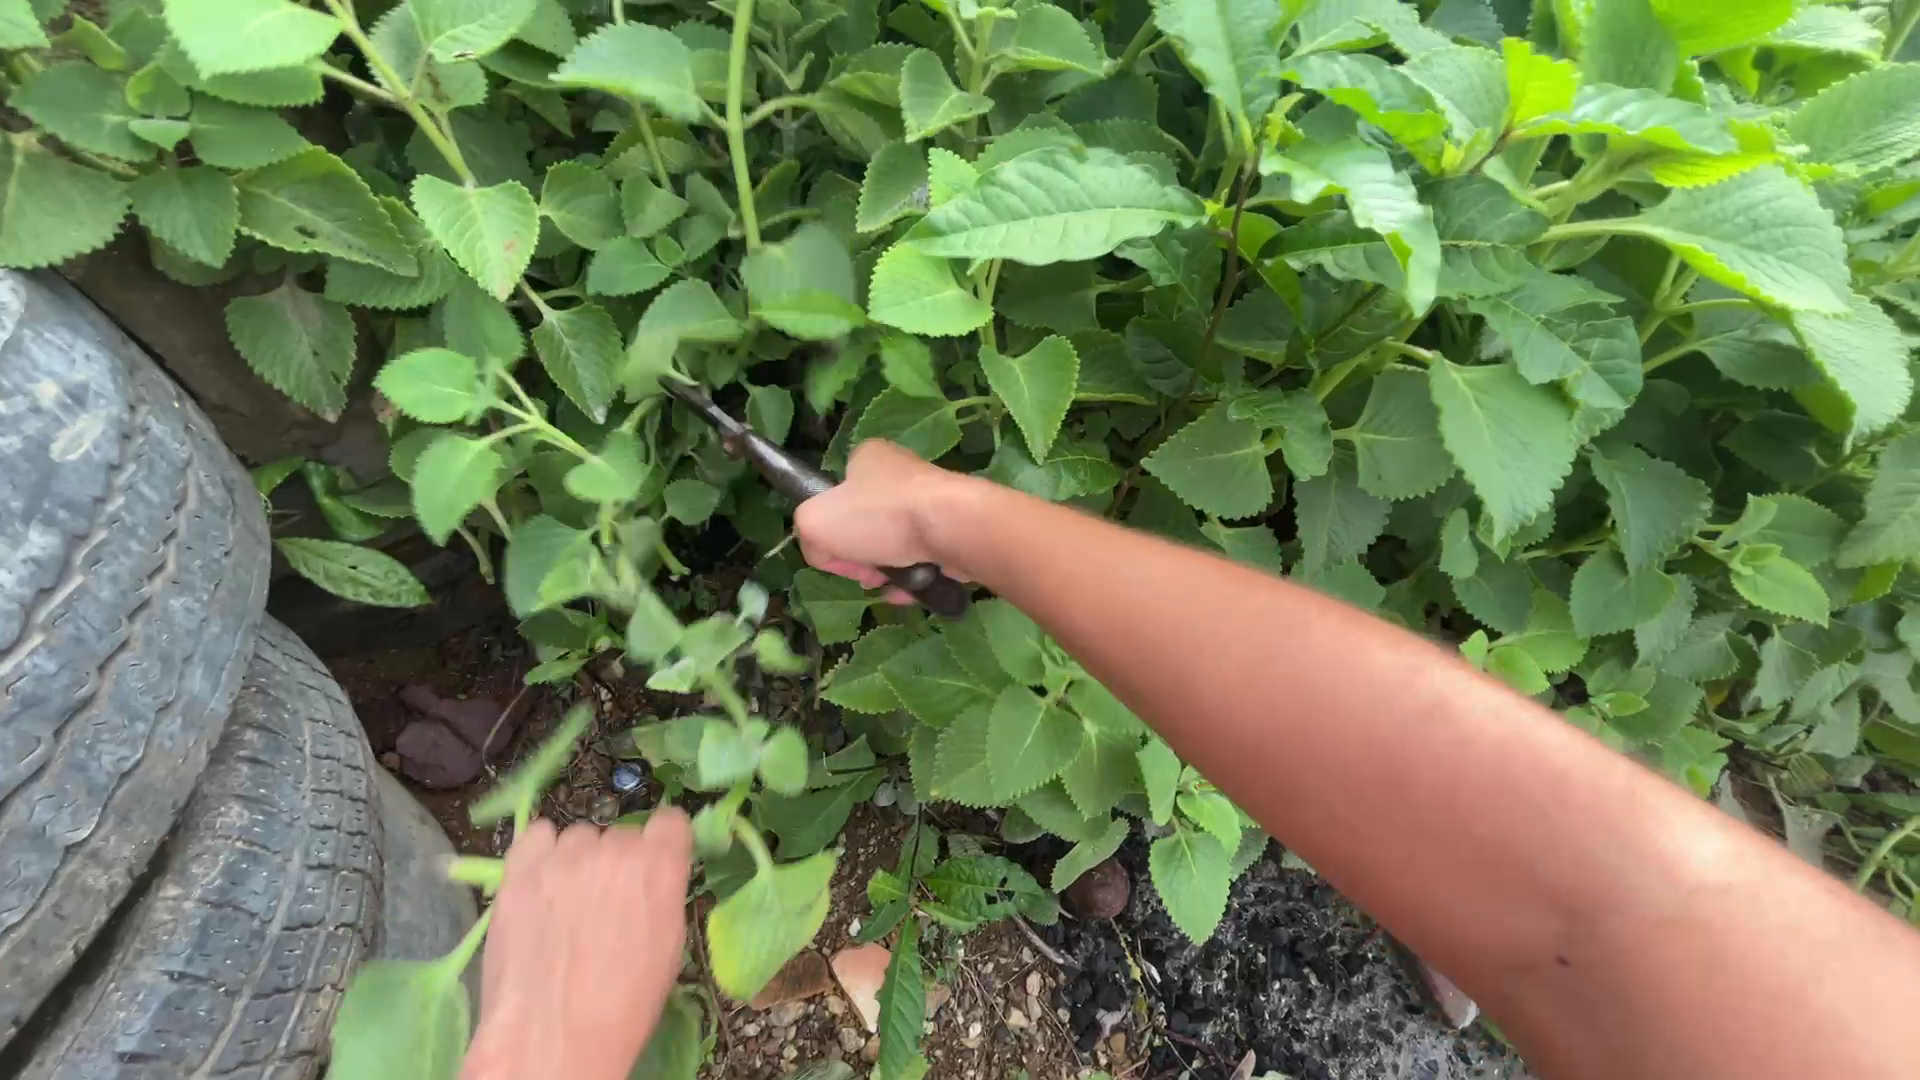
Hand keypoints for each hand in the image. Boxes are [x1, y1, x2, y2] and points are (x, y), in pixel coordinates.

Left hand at [461, 809, 692, 1079]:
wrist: (551, 1043)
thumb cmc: (624, 1004)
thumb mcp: (669, 943)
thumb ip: (663, 893)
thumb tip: (652, 878)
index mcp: (660, 864)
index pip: (670, 821)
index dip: (662, 843)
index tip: (654, 864)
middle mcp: (616, 849)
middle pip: (622, 834)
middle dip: (618, 863)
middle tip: (605, 903)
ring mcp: (565, 857)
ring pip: (579, 838)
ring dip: (578, 862)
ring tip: (565, 904)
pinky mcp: (521, 871)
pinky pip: (537, 836)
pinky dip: (540, 853)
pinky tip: (540, 884)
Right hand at [793, 439, 975, 595]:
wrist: (952, 527)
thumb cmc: (880, 515)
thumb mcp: (814, 522)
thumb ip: (810, 539)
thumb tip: (832, 556)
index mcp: (868, 458)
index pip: (837, 495)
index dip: (832, 528)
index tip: (839, 549)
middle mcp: (903, 475)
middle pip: (867, 525)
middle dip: (861, 556)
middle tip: (865, 572)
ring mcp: (932, 503)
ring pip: (897, 545)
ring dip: (887, 571)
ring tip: (891, 582)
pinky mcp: (955, 530)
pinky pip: (925, 560)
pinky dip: (914, 579)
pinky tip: (909, 592)